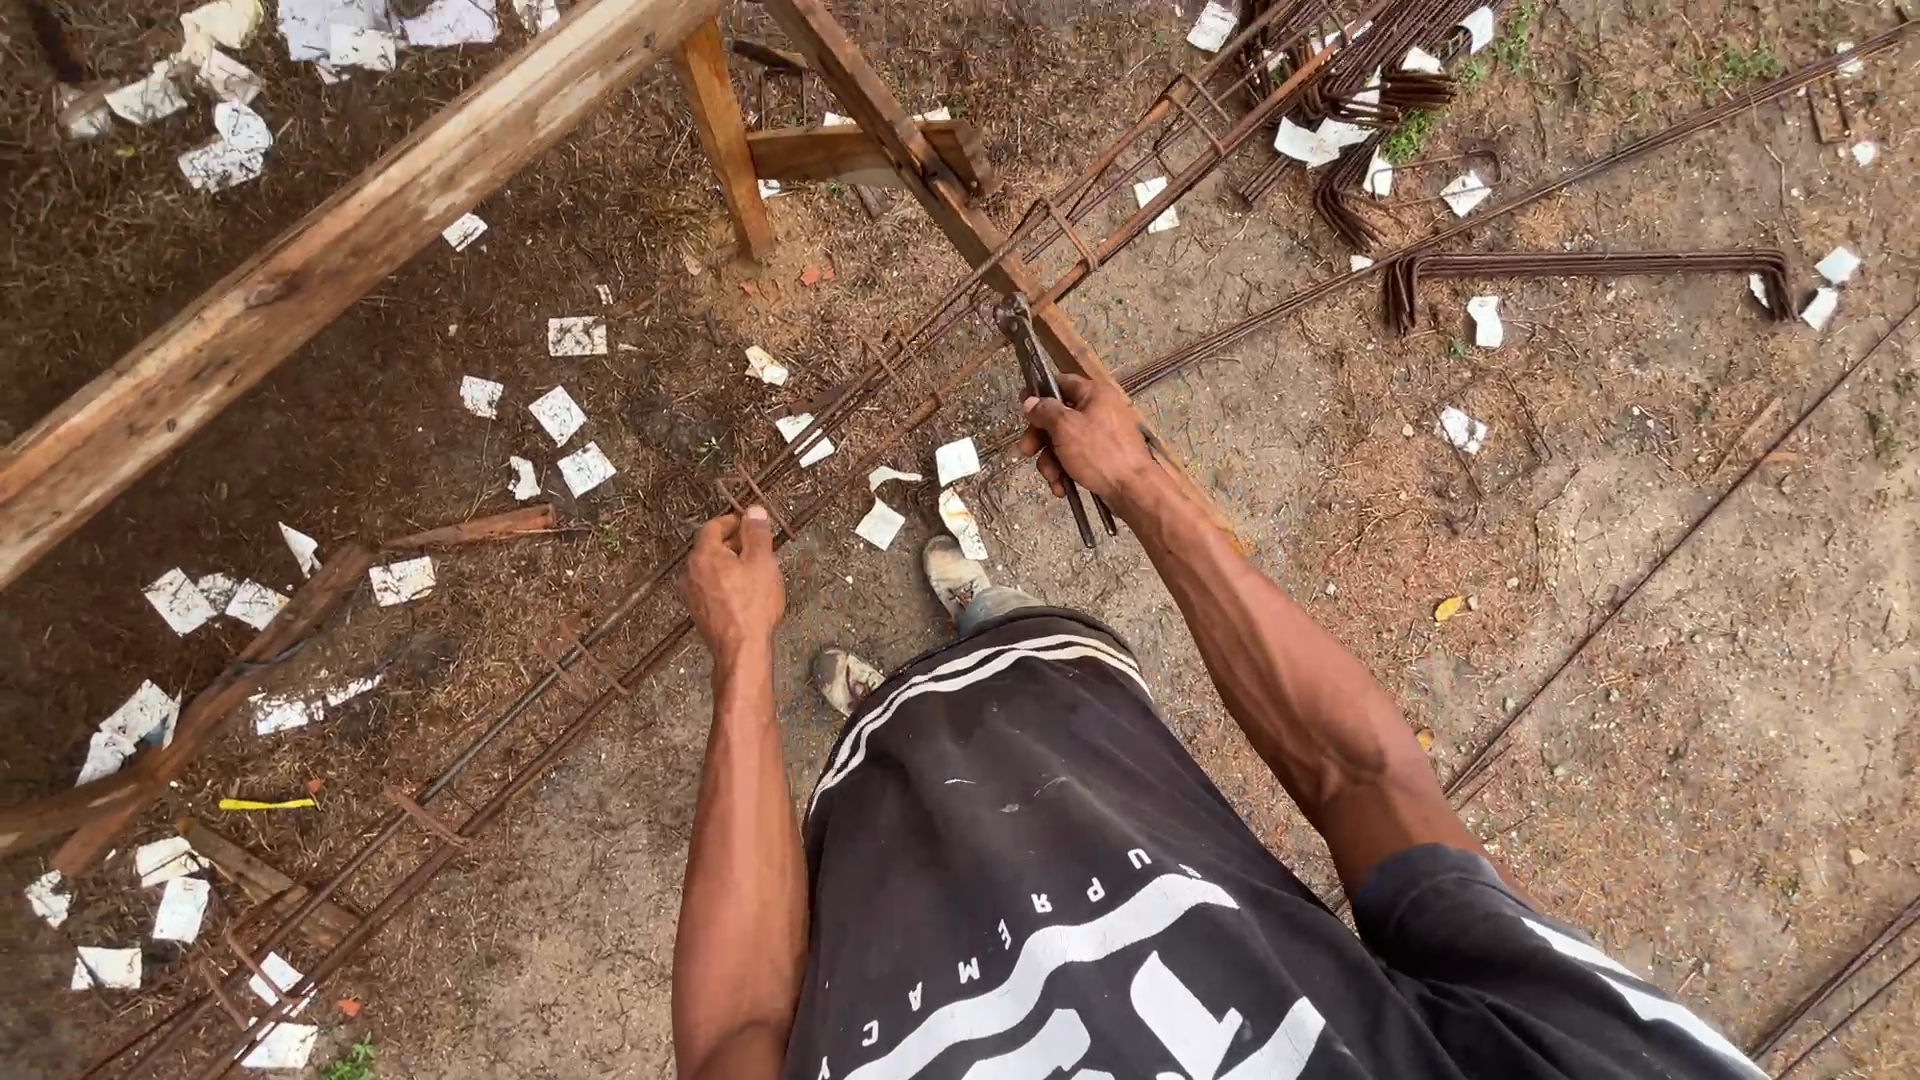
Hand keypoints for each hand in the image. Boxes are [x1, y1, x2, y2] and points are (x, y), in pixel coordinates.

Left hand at [683, 507, 784, 659]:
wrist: (741, 647)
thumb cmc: (753, 604)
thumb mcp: (762, 561)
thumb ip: (757, 533)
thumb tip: (754, 511)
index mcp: (704, 555)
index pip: (713, 526)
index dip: (732, 521)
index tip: (749, 523)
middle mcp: (691, 572)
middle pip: (710, 548)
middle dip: (733, 543)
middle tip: (756, 546)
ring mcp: (692, 594)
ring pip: (710, 569)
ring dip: (729, 564)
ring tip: (753, 570)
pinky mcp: (699, 612)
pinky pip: (711, 587)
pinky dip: (725, 582)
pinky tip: (744, 592)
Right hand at [1016, 374, 1160, 507]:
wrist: (1132, 489)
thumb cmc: (1099, 453)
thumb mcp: (1065, 427)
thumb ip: (1044, 411)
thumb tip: (1030, 402)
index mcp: (1094, 394)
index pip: (1061, 383)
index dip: (1039, 394)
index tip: (1023, 408)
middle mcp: (1100, 410)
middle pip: (1058, 417)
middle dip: (1040, 438)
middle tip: (1027, 451)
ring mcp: (1102, 435)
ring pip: (1063, 442)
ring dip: (1051, 460)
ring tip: (1052, 477)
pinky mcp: (1103, 458)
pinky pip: (1076, 458)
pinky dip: (1065, 471)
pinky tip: (1061, 486)